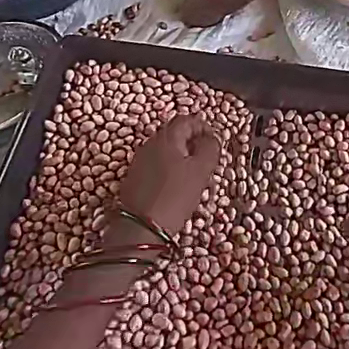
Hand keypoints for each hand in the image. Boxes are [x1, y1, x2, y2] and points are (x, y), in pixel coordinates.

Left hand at [117, 115, 221, 233]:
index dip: (203, 127)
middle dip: (193, 144)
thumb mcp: (200, 171)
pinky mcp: (134, 178)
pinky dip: (170, 170)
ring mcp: (139, 161)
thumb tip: (211, 138)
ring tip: (195, 177)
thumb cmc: (174, 196)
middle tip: (207, 161)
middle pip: (175, 135)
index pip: (186, 120)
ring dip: (182, 158)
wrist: (140, 228)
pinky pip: (157, 166)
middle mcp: (149, 144)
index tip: (214, 143)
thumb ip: (209, 149)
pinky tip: (177, 188)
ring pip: (166, 151)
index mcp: (166, 137)